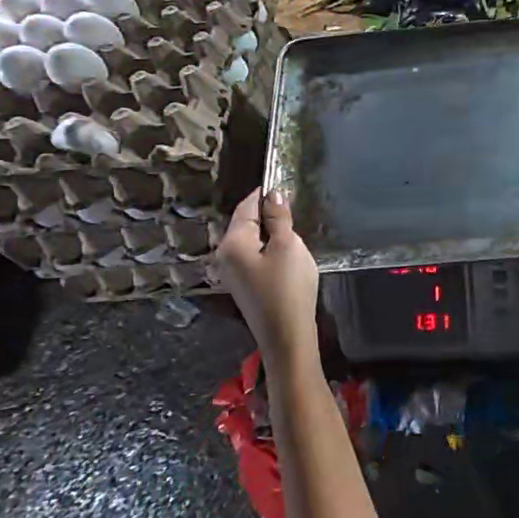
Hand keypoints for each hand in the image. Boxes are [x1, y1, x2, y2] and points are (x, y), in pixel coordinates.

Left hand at [213, 189, 318, 359]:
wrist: (287, 336)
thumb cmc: (288, 287)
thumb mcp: (288, 246)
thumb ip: (279, 218)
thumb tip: (273, 194)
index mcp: (232, 242)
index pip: (246, 207)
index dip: (263, 194)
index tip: (281, 182)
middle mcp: (225, 256)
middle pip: (245, 224)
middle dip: (266, 213)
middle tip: (291, 205)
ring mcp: (232, 274)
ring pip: (251, 242)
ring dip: (269, 233)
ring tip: (293, 228)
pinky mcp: (244, 287)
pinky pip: (254, 257)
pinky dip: (269, 249)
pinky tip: (286, 254)